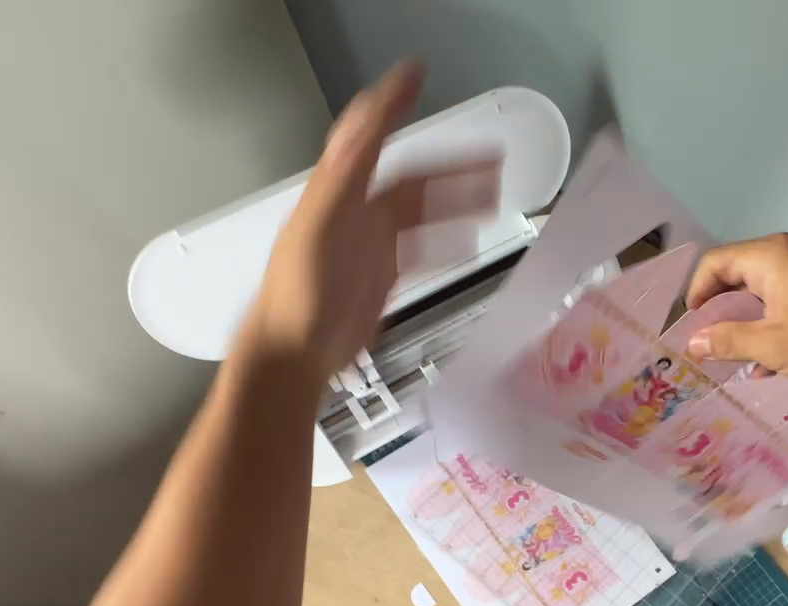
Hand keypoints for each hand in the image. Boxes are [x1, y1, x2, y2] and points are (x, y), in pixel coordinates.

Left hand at [242, 60, 498, 383]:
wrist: (295, 348)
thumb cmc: (296, 295)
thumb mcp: (315, 229)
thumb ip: (340, 179)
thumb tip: (359, 133)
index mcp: (339, 193)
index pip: (369, 136)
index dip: (392, 104)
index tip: (414, 76)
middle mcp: (358, 212)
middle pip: (414, 176)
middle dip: (453, 164)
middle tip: (490, 155)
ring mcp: (374, 244)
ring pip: (425, 211)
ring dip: (458, 199)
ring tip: (492, 193)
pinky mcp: (384, 274)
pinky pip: (424, 249)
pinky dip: (448, 242)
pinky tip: (466, 242)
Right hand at [683, 233, 787, 388]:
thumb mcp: (773, 347)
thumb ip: (729, 342)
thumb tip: (692, 343)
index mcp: (772, 256)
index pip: (715, 262)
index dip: (696, 294)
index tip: (691, 328)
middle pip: (737, 274)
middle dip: (720, 311)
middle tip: (709, 345)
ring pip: (760, 291)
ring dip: (746, 323)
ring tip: (736, 359)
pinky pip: (783, 298)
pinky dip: (770, 323)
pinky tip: (768, 361)